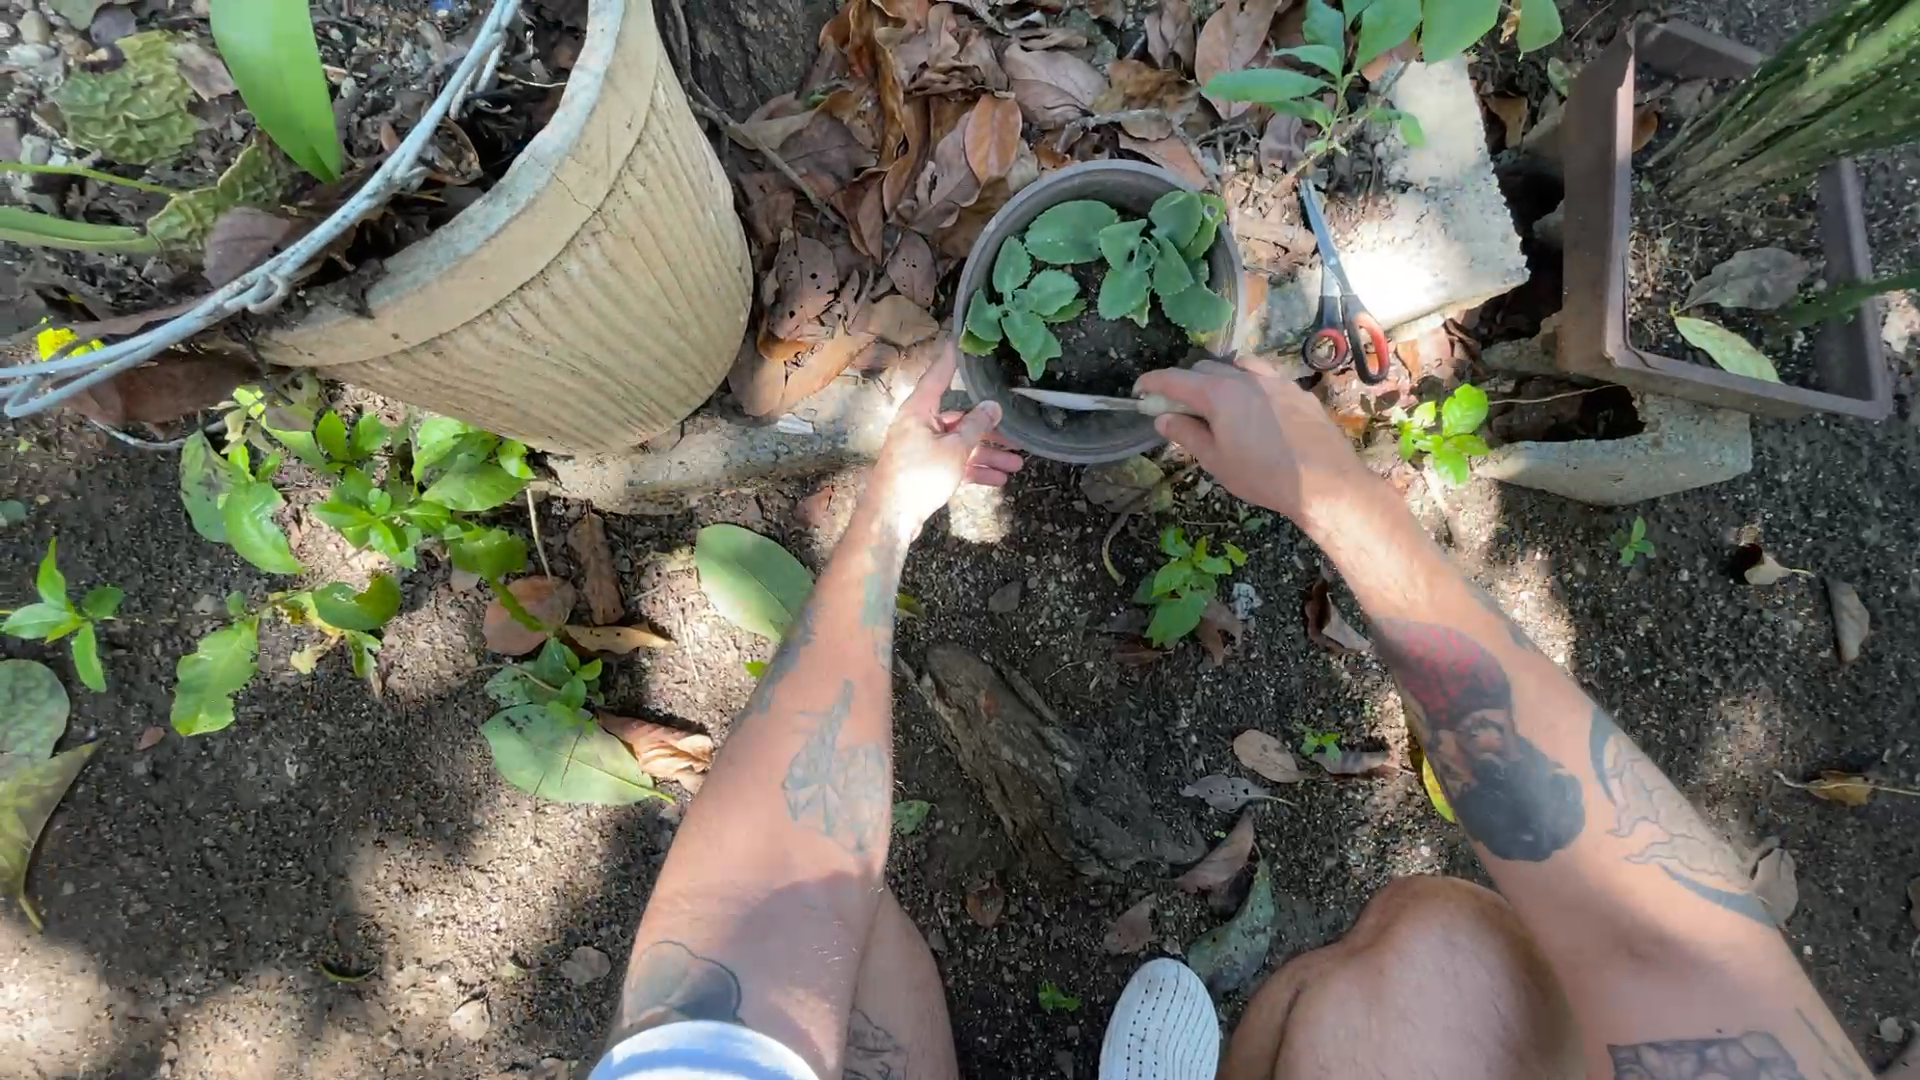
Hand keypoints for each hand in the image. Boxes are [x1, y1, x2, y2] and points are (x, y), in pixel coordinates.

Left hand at [866, 341, 1023, 533]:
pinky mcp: (925, 471)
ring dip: (988, 455)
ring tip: (1017, 465)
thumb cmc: (920, 476)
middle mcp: (919, 426)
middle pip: (959, 419)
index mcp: (920, 411)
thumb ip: (976, 427)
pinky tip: (998, 480)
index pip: (938, 376)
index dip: (951, 360)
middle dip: (989, 430)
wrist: (892, 517)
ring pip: (960, 446)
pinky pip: (954, 464)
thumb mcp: (955, 449)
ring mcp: (921, 449)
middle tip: (1016, 436)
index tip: (958, 340)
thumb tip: (993, 407)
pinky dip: (974, 471)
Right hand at [1135, 356, 1370, 527]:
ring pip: (1237, 366)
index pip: (1175, 379)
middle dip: (1184, 382)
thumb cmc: (1262, 475)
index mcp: (1219, 394)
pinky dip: (1247, 382)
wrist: (1325, 482)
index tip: (1139, 391)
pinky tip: (1251, 405)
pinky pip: (1264, 375)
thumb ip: (1186, 434)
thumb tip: (1163, 418)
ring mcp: (1275, 381)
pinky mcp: (1296, 391)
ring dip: (1217, 377)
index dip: (1152, 382)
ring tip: (1214, 401)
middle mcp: (1246, 378)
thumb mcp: (1215, 460)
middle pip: (1205, 368)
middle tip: (1177, 408)